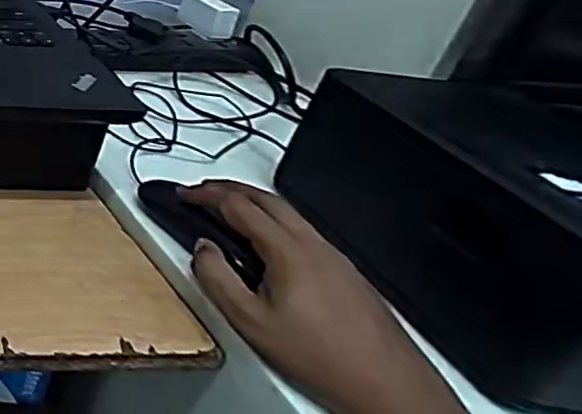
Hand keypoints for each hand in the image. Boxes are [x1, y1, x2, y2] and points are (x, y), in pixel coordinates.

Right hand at [182, 180, 465, 413]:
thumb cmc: (328, 362)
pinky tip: (268, 242)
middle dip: (227, 188)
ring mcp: (338, 260)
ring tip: (229, 211)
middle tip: (202, 193)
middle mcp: (316, 247)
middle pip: (264, 197)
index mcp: (289, 251)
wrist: (395, 394)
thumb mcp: (252, 322)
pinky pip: (306, 232)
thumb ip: (216, 278)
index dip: (205, 194)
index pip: (237, 204)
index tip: (186, 196)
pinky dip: (276, 222)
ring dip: (252, 202)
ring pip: (288, 213)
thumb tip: (203, 250)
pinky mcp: (351, 275)